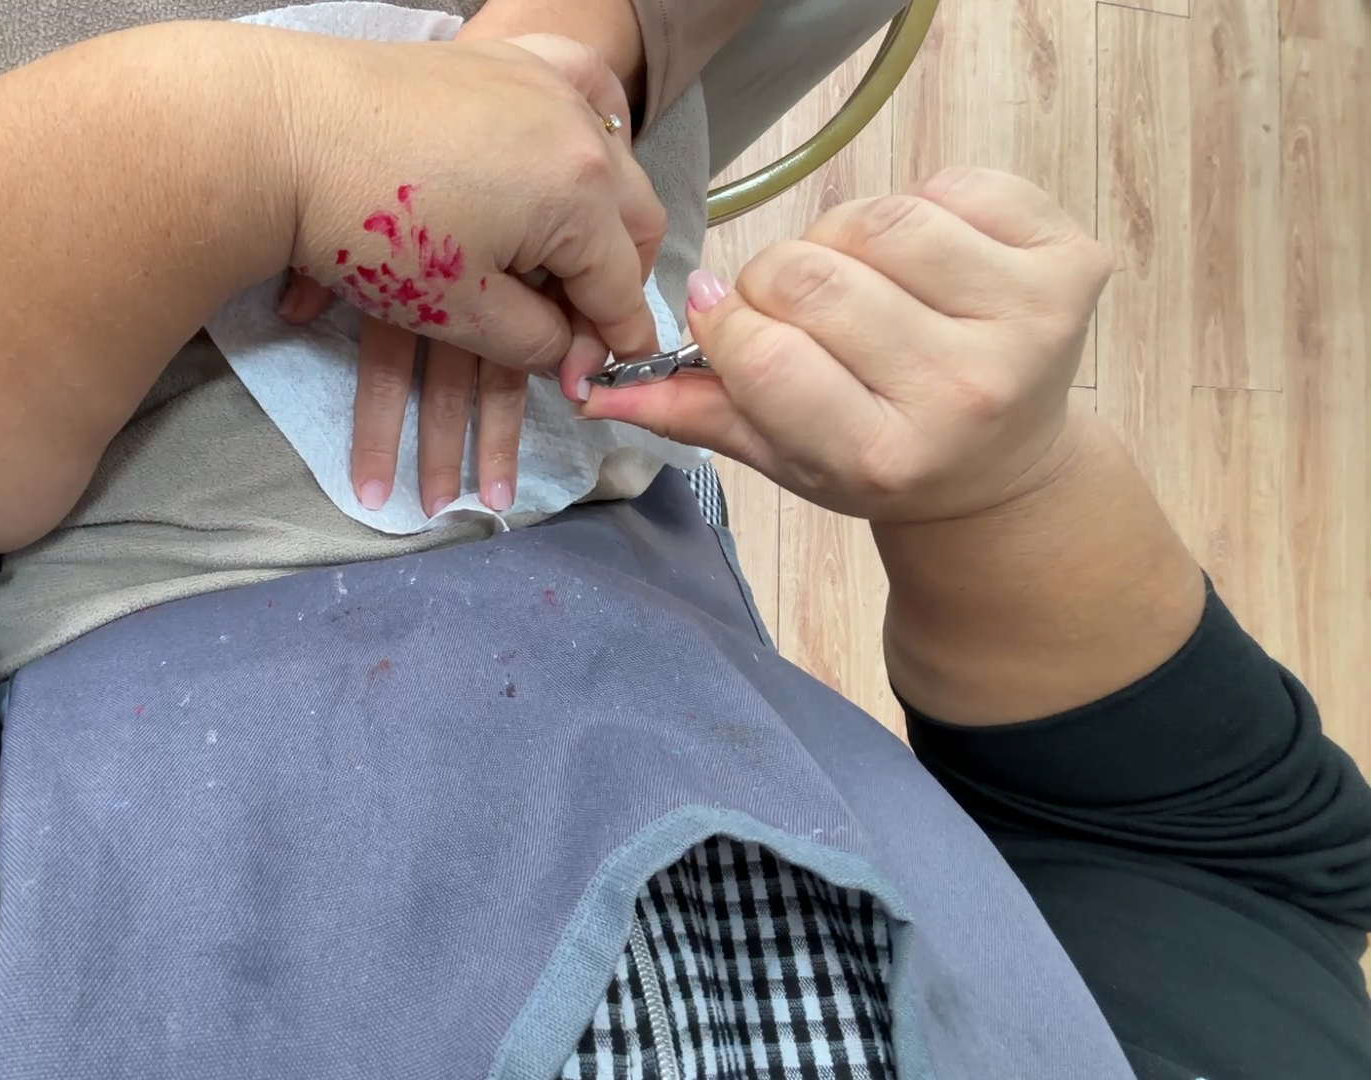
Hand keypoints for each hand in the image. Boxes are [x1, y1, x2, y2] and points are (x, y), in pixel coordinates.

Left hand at [279, 14, 654, 514]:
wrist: (287, 133)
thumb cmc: (376, 233)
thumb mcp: (462, 312)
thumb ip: (533, 342)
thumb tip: (569, 354)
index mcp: (579, 196)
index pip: (618, 286)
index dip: (613, 342)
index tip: (601, 377)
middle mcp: (579, 130)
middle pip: (634, 222)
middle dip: (619, 284)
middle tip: (590, 327)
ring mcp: (544, 83)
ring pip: (616, 159)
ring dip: (611, 218)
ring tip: (587, 261)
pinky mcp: (506, 61)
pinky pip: (581, 86)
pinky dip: (595, 124)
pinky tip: (581, 147)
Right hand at [582, 167, 1114, 524]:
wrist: (996, 466)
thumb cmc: (869, 467)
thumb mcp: (774, 457)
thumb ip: (690, 415)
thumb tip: (593, 390)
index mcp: (881, 454)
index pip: (768, 358)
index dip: (724, 325)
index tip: (717, 317)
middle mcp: (966, 393)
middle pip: (814, 280)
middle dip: (769, 283)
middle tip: (777, 307)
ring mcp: (1032, 320)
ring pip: (875, 220)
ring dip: (832, 242)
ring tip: (840, 282)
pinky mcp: (1077, 259)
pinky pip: (951, 185)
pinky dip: (908, 211)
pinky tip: (907, 260)